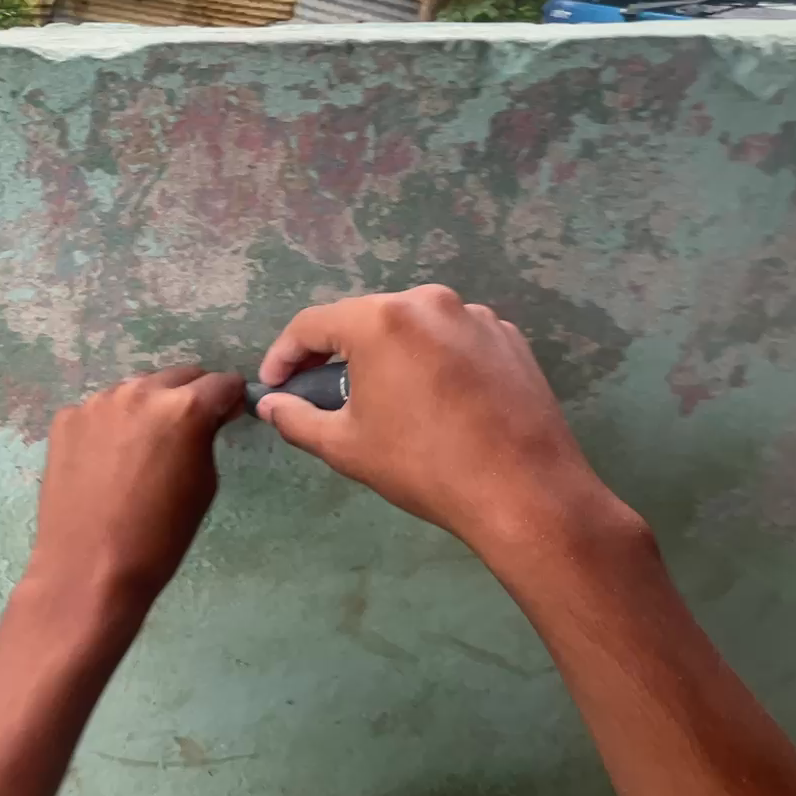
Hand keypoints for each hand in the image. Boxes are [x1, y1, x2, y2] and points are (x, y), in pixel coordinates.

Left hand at [26, 365, 244, 607]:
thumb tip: (210, 414)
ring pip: (135, 390)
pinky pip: (100, 410)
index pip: (221, 382)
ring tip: (141, 448)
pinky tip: (105, 461)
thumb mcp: (203, 485)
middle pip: (177, 376)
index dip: (230, 397)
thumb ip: (207, 436)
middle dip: (190, 396)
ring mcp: (97, 401)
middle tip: (186, 430)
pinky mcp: (66, 418)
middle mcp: (139, 391)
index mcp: (183, 407)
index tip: (227, 413)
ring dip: (147, 407)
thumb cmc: (159, 536)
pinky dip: (110, 425)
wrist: (88, 569)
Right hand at [255, 285, 635, 557]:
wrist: (526, 493)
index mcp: (381, 320)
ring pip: (408, 326)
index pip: (311, 324)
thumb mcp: (344, 446)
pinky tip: (431, 398)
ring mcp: (474, 315)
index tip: (273, 385)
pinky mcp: (507, 336)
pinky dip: (427, 358)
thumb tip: (269, 405)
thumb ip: (295, 418)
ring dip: (383, 353)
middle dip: (332, 352)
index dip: (283, 355)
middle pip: (361, 318)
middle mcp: (427, 302)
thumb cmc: (423, 466)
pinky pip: (449, 338)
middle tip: (318, 390)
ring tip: (379, 395)